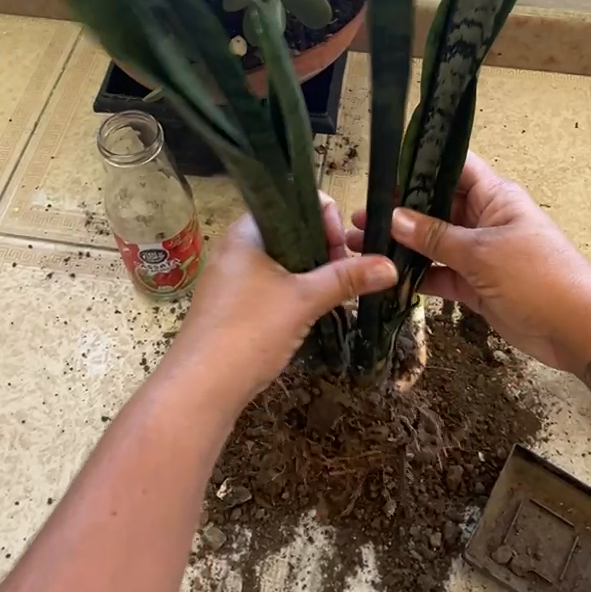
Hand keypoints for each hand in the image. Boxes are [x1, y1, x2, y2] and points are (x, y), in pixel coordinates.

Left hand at [157, 196, 394, 411]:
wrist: (200, 388)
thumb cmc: (250, 330)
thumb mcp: (304, 300)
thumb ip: (346, 278)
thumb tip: (390, 265)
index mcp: (247, 232)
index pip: (294, 204)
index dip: (325, 220)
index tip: (341, 250)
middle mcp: (235, 248)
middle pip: (290, 233)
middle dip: (322, 250)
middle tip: (342, 277)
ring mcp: (230, 278)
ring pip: (281, 263)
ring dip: (309, 275)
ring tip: (331, 296)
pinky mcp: (231, 306)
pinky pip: (269, 286)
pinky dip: (292, 293)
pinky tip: (308, 313)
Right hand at [347, 152, 590, 374]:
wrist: (577, 331)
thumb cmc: (537, 277)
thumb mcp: (482, 252)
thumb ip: (435, 236)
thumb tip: (394, 217)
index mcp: (495, 197)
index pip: (456, 167)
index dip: (423, 164)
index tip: (385, 169)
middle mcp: (485, 220)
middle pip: (437, 206)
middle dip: (401, 210)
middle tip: (362, 215)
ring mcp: (480, 254)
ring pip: (434, 243)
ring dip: (403, 245)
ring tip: (363, 245)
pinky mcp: (477, 285)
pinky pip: (441, 274)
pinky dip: (418, 276)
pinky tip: (387, 276)